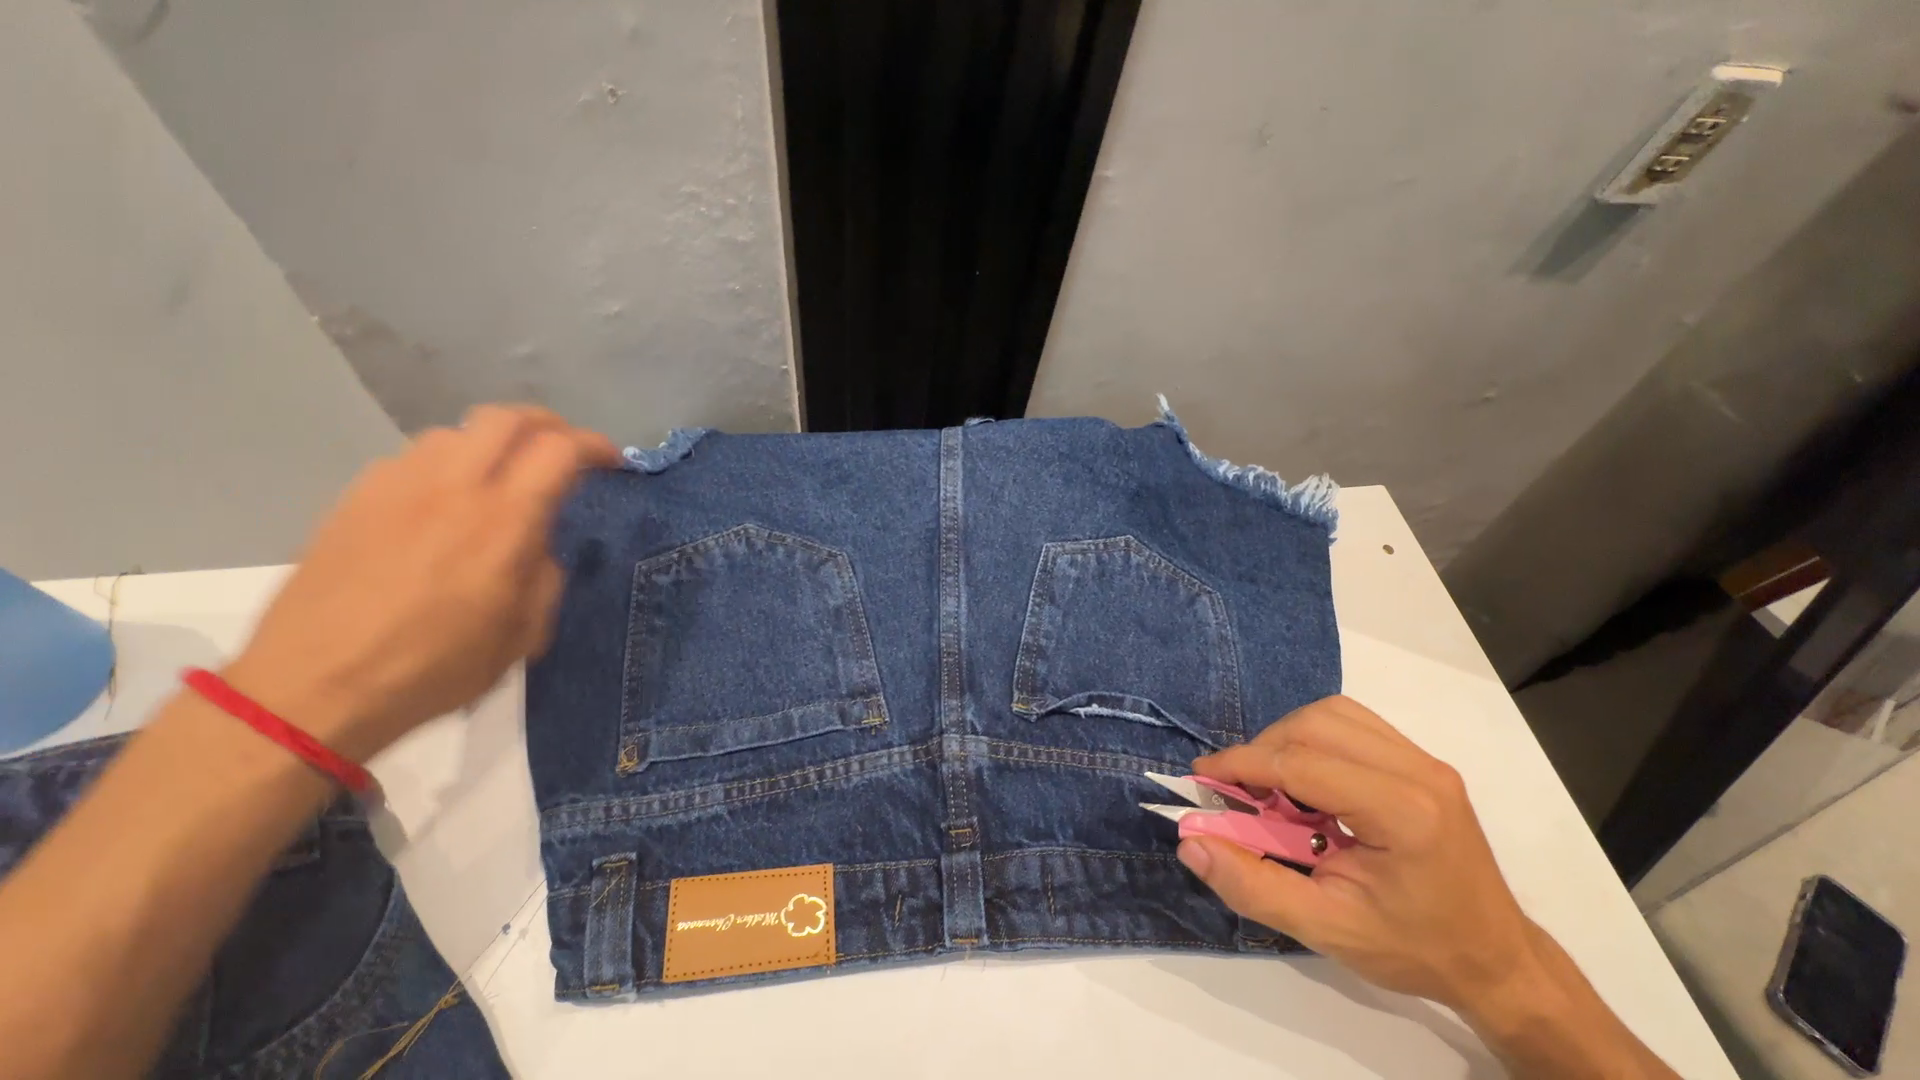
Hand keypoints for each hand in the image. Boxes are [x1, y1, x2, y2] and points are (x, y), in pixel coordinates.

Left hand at [223, 405, 618, 759]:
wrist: (313, 687)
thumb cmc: (432, 671)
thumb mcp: (520, 636)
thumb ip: (545, 576)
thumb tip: (540, 545)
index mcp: (504, 521)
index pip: (561, 450)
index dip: (594, 446)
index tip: (610, 461)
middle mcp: (454, 487)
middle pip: (508, 418)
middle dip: (547, 425)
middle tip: (562, 450)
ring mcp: (398, 485)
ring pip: (457, 432)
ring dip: (492, 443)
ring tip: (500, 475)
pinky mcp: (356, 497)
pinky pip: (412, 458)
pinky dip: (444, 465)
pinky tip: (441, 503)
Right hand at [1177, 696, 1538, 1011]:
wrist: (1495, 960)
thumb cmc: (1413, 949)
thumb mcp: (1325, 929)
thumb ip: (1252, 885)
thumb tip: (1191, 844)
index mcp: (1401, 812)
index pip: (1301, 762)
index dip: (1242, 765)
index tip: (1201, 778)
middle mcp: (1418, 771)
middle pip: (1316, 724)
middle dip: (1262, 750)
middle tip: (1235, 791)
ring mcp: (1426, 762)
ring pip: (1335, 714)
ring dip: (1288, 739)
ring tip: (1270, 786)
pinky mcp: (1424, 764)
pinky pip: (1355, 726)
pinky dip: (1316, 741)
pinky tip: (1306, 783)